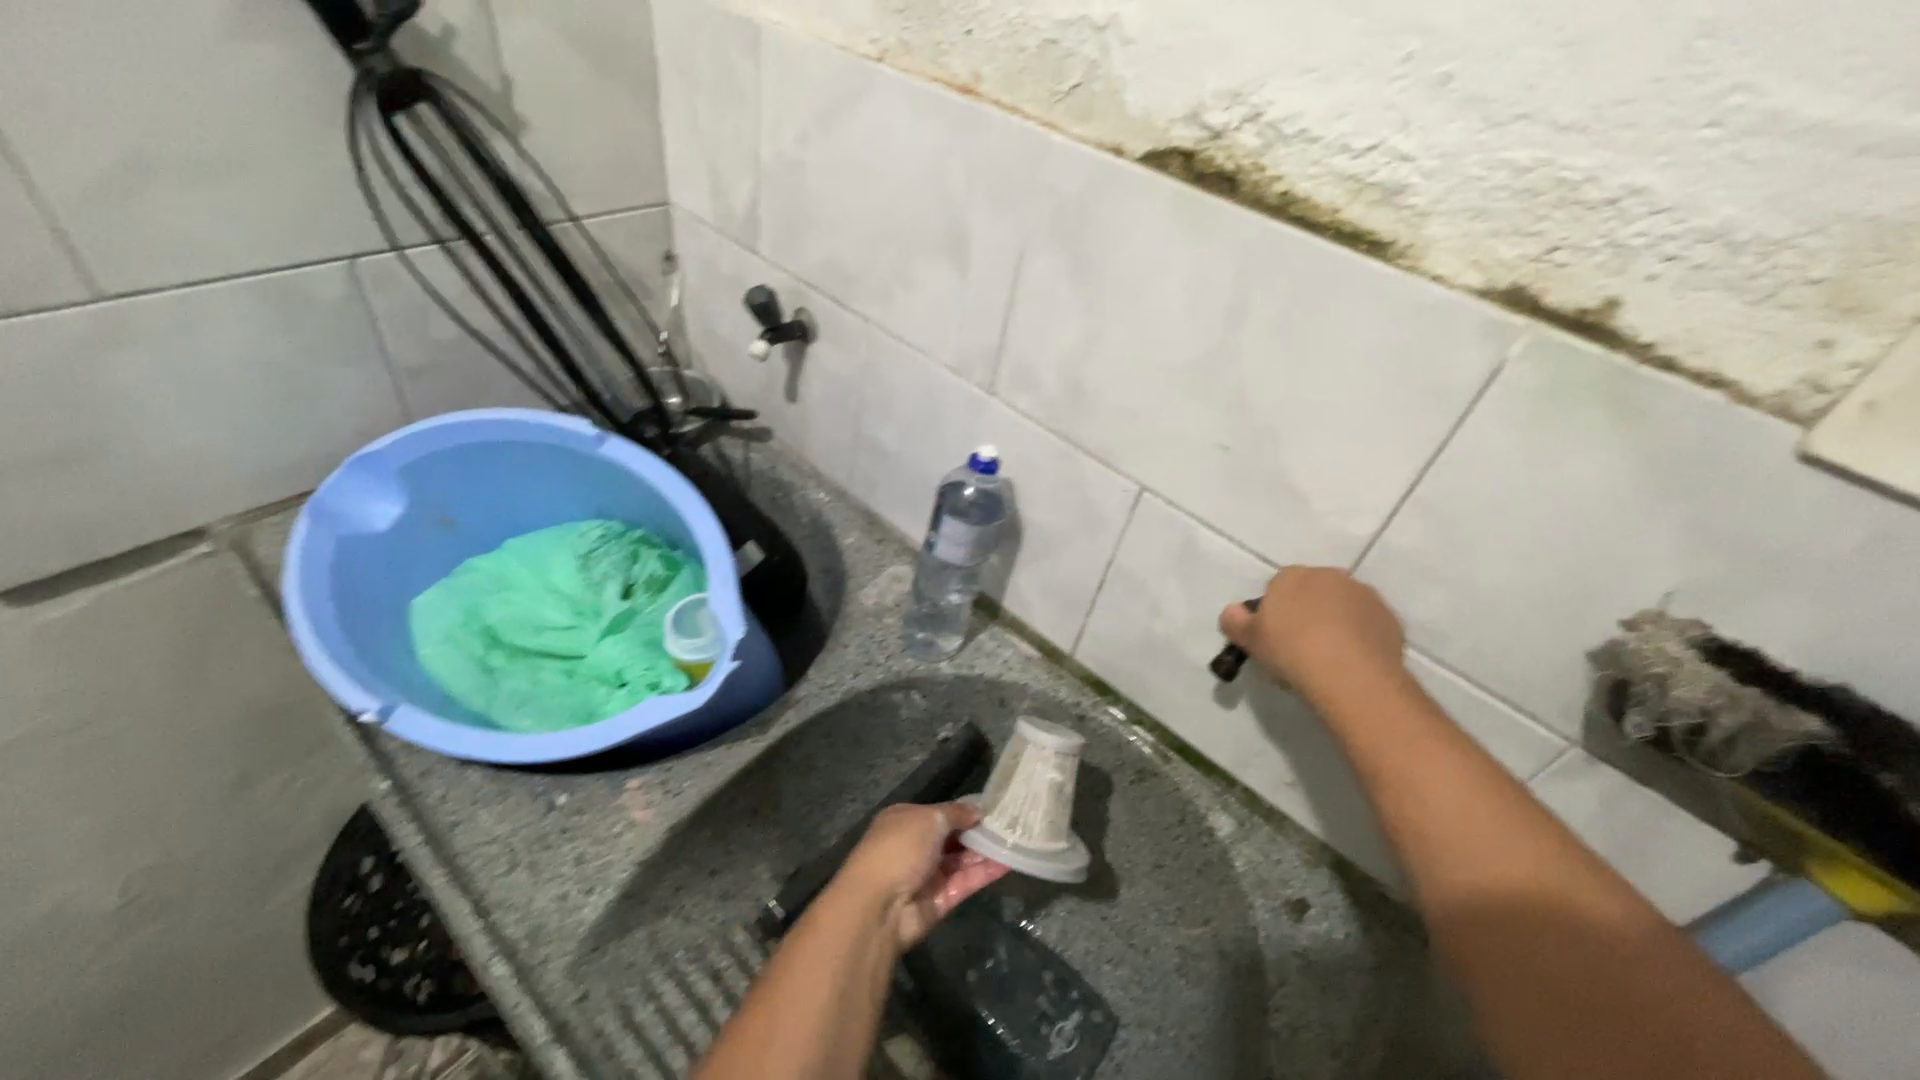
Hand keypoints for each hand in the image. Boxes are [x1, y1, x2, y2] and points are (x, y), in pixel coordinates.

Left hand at [832, 802, 1009, 947]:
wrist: (879, 906)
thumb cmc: (899, 849)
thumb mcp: (929, 819)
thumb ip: (956, 813)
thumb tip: (979, 811)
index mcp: (905, 821)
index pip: (940, 812)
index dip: (965, 811)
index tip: (994, 808)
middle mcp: (916, 846)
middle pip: (953, 837)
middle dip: (978, 832)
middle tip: (1012, 824)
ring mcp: (928, 874)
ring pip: (962, 860)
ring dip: (986, 851)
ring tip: (1017, 840)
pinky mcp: (941, 900)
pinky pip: (966, 882)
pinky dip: (986, 872)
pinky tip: (1010, 861)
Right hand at [1219, 566, 1407, 699]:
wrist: (1349, 673)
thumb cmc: (1291, 651)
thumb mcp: (1251, 640)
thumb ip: (1235, 622)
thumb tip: (1232, 611)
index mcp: (1292, 576)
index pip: (1279, 586)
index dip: (1275, 611)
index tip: (1274, 637)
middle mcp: (1330, 576)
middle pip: (1313, 592)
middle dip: (1307, 612)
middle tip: (1299, 648)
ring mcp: (1363, 595)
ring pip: (1343, 606)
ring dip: (1336, 623)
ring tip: (1329, 658)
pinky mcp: (1389, 617)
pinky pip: (1368, 625)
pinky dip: (1360, 637)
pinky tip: (1352, 662)